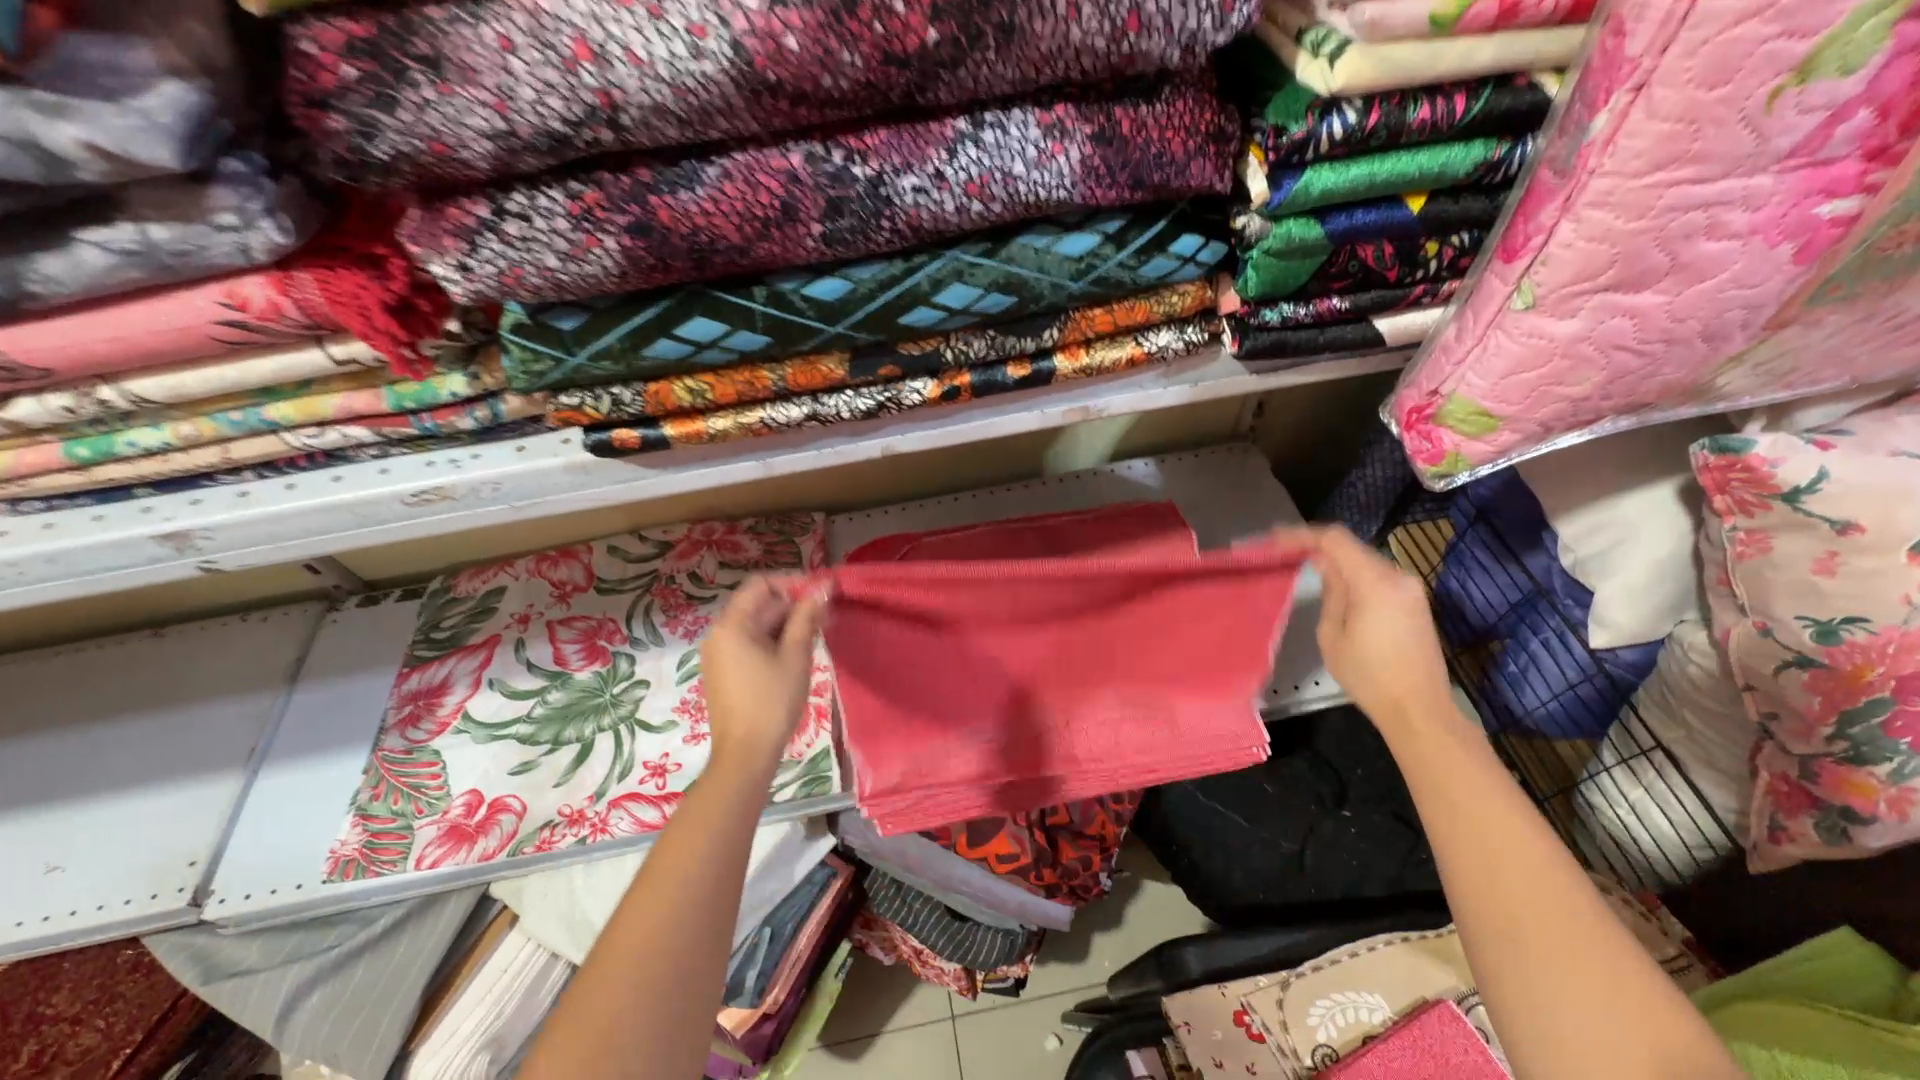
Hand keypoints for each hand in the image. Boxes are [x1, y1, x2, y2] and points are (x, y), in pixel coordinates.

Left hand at [699, 575, 826, 774]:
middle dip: (792, 607)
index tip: (821, 595)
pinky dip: (772, 643)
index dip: (793, 584)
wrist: (745, 754)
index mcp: (731, 624)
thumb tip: (823, 586)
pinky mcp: (722, 672)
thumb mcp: (795, 655)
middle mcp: (718, 633)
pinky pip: (748, 645)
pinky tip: (795, 656)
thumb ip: (807, 616)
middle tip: (826, 619)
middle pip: (758, 605)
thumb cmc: (772, 701)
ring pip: (755, 626)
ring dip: (785, 626)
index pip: (761, 585)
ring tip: (816, 638)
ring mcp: (717, 654)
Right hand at [1302, 525, 1455, 736]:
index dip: (1301, 534)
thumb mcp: (1332, 635)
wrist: (1419, 708)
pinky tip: (1336, 586)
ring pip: (1365, 561)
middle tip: (1284, 553)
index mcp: (1375, 582)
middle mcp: (1398, 576)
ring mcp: (1411, 589)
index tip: (1275, 540)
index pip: (1335, 539)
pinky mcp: (1415, 602)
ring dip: (1336, 561)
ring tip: (1304, 567)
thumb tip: (1325, 566)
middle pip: (1352, 547)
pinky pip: (1378, 577)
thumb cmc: (1369, 677)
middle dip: (1317, 546)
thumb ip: (1331, 592)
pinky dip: (1354, 575)